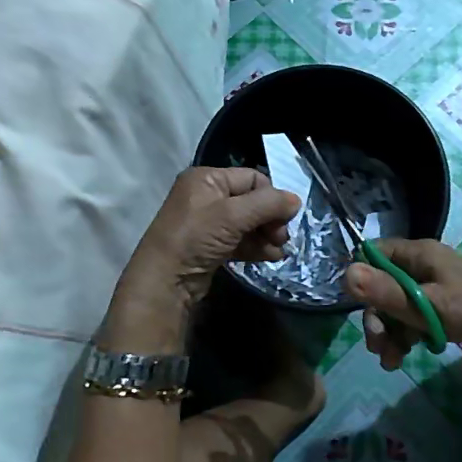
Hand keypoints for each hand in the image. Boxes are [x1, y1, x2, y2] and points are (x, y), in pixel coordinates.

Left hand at [118, 167, 301, 318]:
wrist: (164, 282)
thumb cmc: (195, 238)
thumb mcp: (233, 216)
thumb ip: (268, 204)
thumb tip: (296, 200)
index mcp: (207, 178)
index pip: (253, 178)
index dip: (271, 197)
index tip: (284, 219)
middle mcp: (207, 196)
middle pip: (253, 201)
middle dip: (271, 219)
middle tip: (281, 237)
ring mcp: (208, 222)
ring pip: (249, 222)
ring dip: (267, 235)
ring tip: (279, 250)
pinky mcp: (210, 245)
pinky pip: (241, 239)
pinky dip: (256, 246)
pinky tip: (271, 257)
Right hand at [342, 239, 461, 370]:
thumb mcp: (429, 305)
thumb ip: (388, 293)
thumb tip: (345, 274)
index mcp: (423, 254)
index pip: (378, 253)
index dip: (364, 277)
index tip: (359, 306)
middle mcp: (428, 266)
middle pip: (386, 285)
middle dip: (378, 316)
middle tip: (378, 347)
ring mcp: (439, 289)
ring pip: (400, 307)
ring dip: (391, 332)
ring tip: (392, 361)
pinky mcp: (448, 311)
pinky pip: (416, 320)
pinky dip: (408, 337)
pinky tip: (406, 357)